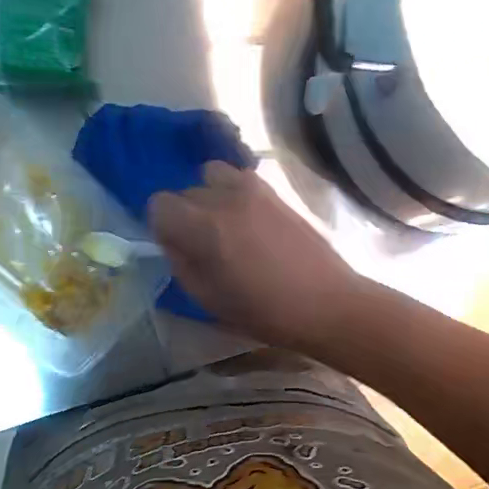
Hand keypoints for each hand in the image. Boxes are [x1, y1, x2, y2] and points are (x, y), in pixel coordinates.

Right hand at [147, 163, 371, 350]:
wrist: (328, 303)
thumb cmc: (266, 312)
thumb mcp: (210, 301)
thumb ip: (182, 265)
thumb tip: (173, 243)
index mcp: (205, 227)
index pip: (159, 205)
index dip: (163, 228)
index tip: (179, 250)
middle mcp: (226, 197)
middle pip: (186, 191)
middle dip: (187, 215)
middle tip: (206, 247)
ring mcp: (255, 190)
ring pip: (213, 176)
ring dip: (211, 197)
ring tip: (227, 228)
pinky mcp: (277, 192)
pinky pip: (241, 180)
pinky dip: (235, 194)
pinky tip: (251, 225)